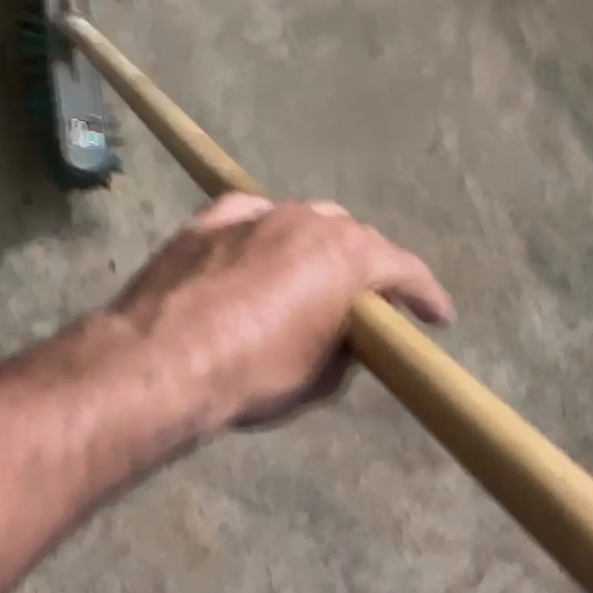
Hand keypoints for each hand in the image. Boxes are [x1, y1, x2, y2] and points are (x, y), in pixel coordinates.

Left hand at [110, 194, 454, 428]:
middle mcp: (295, 221)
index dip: (423, 293)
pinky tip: (257, 248)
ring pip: (293, 217)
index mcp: (341, 254)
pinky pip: (242, 217)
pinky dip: (259, 231)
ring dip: (310, 242)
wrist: (158, 355)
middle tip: (369, 298)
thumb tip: (339, 333)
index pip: (401, 266)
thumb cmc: (250, 372)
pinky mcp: (197, 224)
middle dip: (364, 263)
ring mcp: (241, 217)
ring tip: (313, 272)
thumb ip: (343, 343)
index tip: (435, 316)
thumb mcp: (321, 375)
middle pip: (345, 232)